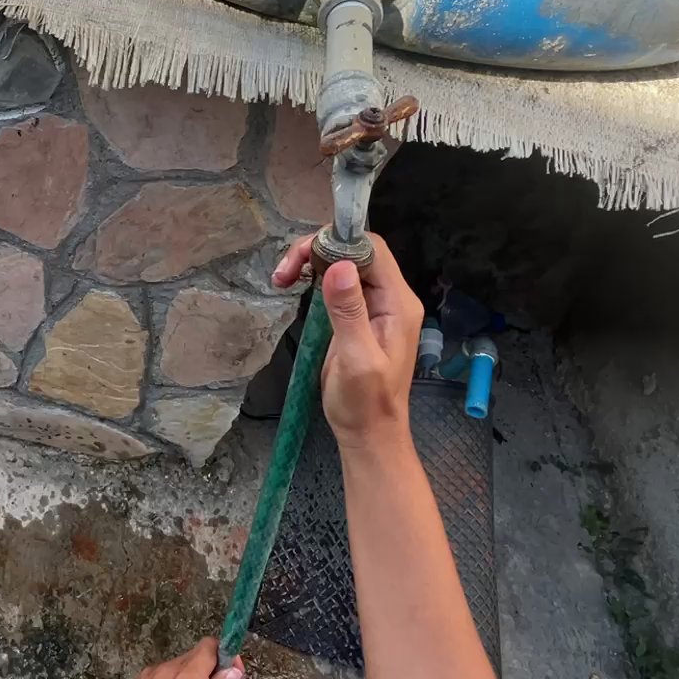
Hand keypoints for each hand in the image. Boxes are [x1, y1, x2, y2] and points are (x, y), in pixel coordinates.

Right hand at [272, 233, 424, 455]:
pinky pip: (336, 283)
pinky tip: (293, 287)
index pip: (372, 250)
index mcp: (397, 304)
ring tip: (281, 279)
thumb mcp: (356, 359)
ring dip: (310, 263)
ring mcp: (373, 306)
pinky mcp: (356, 316)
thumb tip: (339, 267)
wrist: (369, 433)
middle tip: (283, 272)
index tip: (301, 258)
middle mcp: (389, 298)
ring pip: (343, 264)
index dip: (336, 244)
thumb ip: (349, 312)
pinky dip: (312, 278)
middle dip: (317, 251)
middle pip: (355, 252)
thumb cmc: (365, 403)